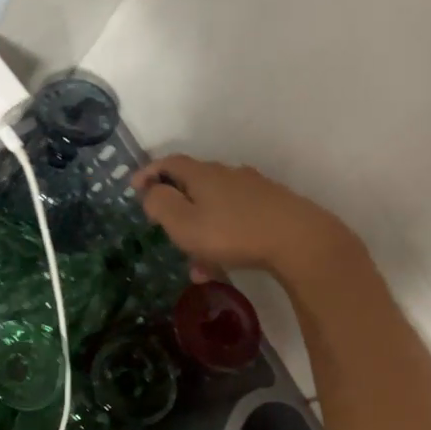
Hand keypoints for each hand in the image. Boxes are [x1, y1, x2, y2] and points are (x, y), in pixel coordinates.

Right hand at [132, 155, 356, 276]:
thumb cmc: (232, 232)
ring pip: (213, 208)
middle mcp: (227, 175)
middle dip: (175, 208)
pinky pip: (232, 221)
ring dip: (198, 233)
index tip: (133, 187)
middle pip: (193, 185)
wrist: (297, 240)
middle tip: (162, 229)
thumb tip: (151, 191)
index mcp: (203, 175)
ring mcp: (252, 189)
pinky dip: (219, 239)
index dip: (149, 172)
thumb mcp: (184, 223)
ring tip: (193, 266)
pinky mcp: (269, 206)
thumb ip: (161, 205)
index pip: (170, 163)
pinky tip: (220, 266)